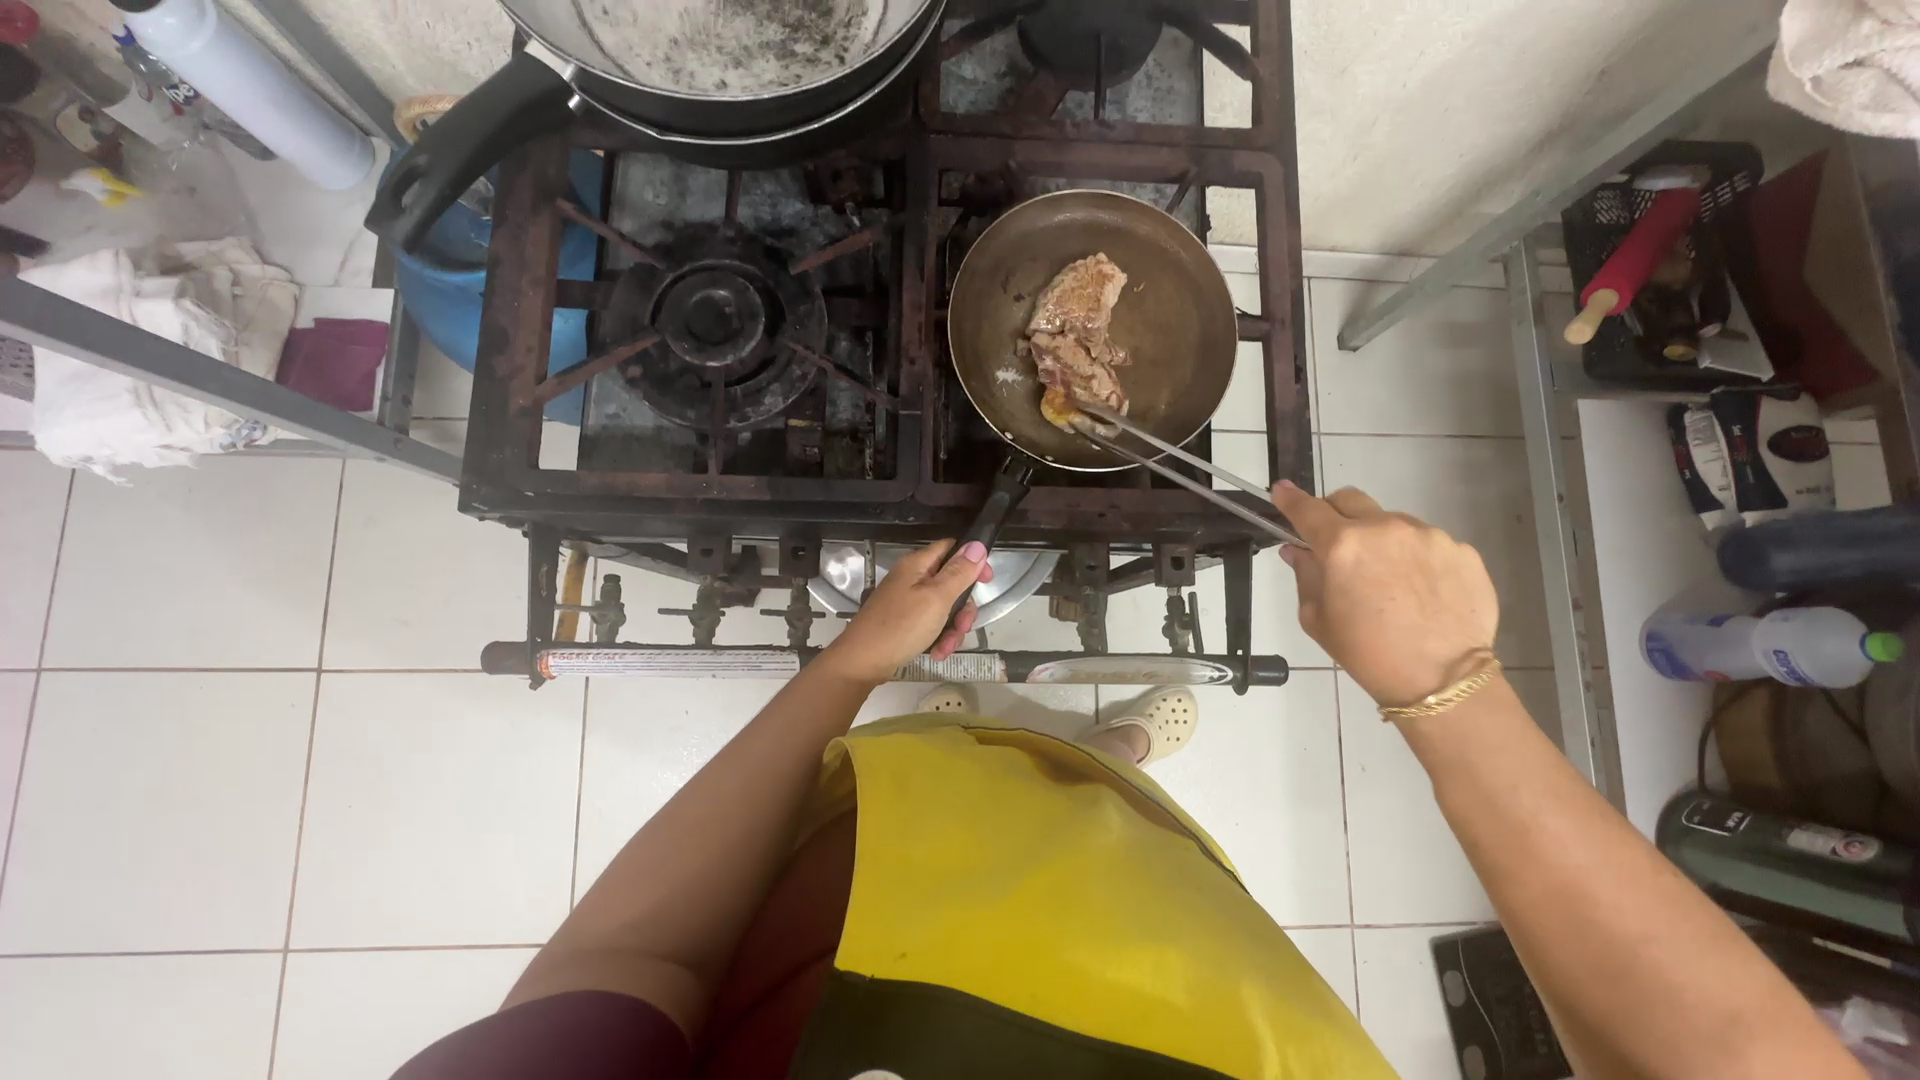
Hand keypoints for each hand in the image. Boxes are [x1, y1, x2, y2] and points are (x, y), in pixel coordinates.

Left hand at [814, 539, 994, 684]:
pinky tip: (937, 653)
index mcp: (917, 565)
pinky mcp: (905, 622)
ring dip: (952, 628)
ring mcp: (908, 602)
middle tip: (962, 625)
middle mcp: (912, 578)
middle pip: (952, 583)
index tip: (987, 580)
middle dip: (963, 608)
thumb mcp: (936, 598)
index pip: (951, 548)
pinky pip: (932, 625)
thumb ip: (959, 572)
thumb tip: (977, 544)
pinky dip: (938, 638)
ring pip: (945, 608)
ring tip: (947, 646)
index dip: (972, 560)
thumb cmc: (901, 626)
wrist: (862, 662)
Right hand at [1271, 481, 1499, 706]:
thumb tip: (1299, 551)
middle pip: (1349, 500)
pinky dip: (1416, 558)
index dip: (1290, 499)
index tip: (1281, 491)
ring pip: (1392, 522)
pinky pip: (1428, 544)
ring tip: (1389, 581)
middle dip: (1335, 514)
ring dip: (1380, 539)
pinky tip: (1420, 592)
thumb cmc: (1367, 653)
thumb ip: (1306, 576)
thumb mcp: (1318, 619)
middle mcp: (1385, 528)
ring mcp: (1429, 535)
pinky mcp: (1462, 550)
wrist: (1442, 678)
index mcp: (1342, 545)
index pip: (1307, 510)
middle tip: (1336, 544)